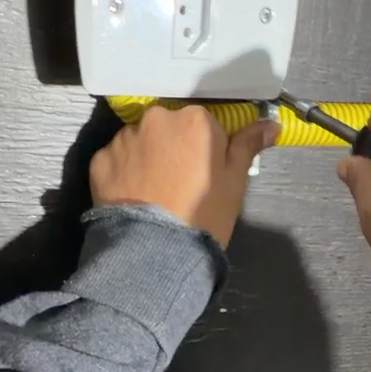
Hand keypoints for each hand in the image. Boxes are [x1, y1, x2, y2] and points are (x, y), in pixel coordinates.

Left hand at [91, 105, 278, 249]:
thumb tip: (270, 124)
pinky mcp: (100, 161)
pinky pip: (115, 161)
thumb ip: (248, 147)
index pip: (203, 125)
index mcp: (194, 120)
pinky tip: (131, 199)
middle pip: (167, 129)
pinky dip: (122, 175)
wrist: (155, 253)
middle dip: (171, 150)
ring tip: (151, 196)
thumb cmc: (203, 217)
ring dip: (145, 160)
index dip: (204, 152)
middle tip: (175, 188)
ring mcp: (125, 139)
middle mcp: (156, 119)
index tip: (202, 178)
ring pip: (139, 142)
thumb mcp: (235, 184)